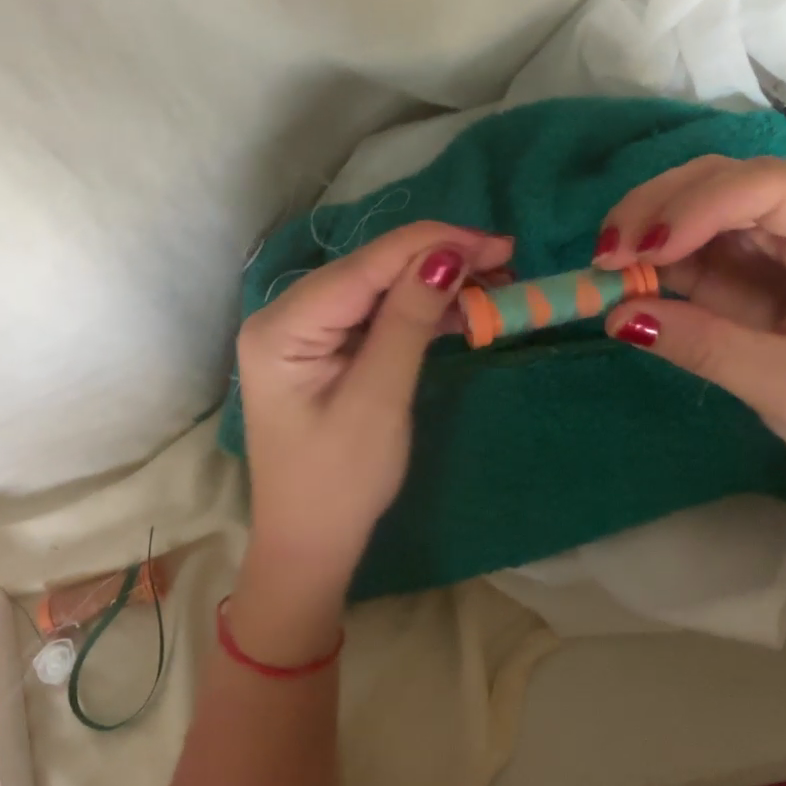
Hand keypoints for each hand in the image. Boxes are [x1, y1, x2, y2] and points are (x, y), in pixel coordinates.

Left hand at [238, 223, 511, 572]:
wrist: (310, 544)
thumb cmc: (340, 482)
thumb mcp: (378, 400)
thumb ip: (408, 322)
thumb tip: (447, 254)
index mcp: (281, 327)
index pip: (362, 266)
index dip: (429, 245)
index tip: (495, 241)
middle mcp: (282, 317)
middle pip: (367, 271)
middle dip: (435, 261)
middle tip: (504, 260)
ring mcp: (299, 333)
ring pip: (373, 289)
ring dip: (430, 284)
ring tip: (493, 282)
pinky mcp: (320, 350)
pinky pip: (370, 316)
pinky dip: (414, 312)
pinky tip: (458, 309)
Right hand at [593, 155, 785, 480]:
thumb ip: (702, 344)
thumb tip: (616, 315)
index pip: (768, 186)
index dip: (698, 206)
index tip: (643, 251)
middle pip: (726, 179)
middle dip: (660, 207)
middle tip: (606, 254)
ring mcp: (781, 238)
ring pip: (701, 200)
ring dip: (648, 223)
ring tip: (606, 262)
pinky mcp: (751, 264)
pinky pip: (694, 241)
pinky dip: (653, 254)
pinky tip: (624, 273)